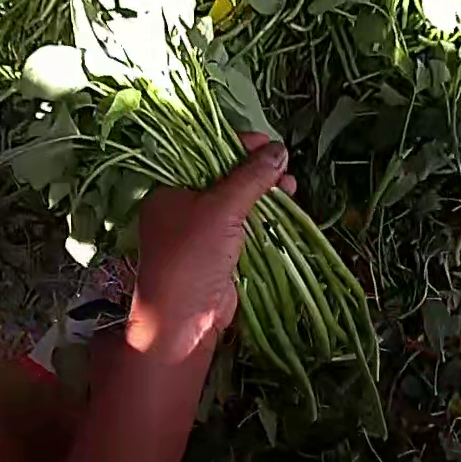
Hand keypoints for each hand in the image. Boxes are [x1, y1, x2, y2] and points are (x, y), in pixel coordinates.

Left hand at [129, 133, 294, 364]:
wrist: (183, 319)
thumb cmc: (192, 256)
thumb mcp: (221, 209)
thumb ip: (251, 177)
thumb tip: (279, 150)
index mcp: (169, 189)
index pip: (203, 154)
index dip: (236, 144)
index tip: (267, 142)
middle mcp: (182, 207)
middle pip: (223, 177)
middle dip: (256, 170)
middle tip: (284, 165)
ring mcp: (200, 232)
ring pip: (236, 203)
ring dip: (264, 193)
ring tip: (291, 186)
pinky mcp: (218, 253)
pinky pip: (243, 226)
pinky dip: (263, 217)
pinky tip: (284, 209)